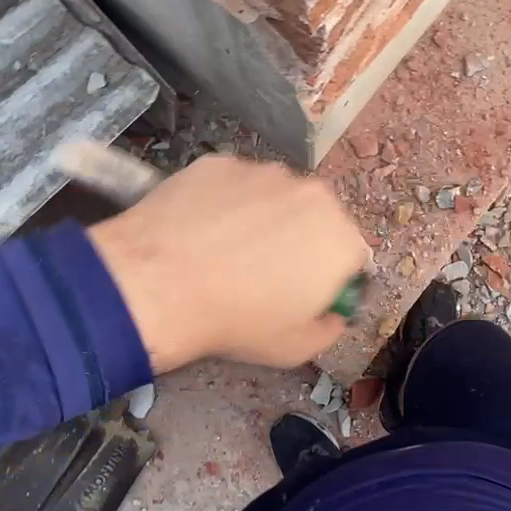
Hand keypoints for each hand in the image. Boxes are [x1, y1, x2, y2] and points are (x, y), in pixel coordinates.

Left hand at [86, 155, 368, 372]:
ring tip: (226, 250)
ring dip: (266, 218)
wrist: (157, 285)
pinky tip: (201, 231)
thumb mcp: (296, 348)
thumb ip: (330, 328)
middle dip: (302, 242)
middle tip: (265, 273)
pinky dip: (226, 203)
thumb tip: (331, 314)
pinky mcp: (222, 162)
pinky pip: (234, 185)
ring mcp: (265, 172)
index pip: (353, 258)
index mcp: (342, 239)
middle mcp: (314, 195)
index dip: (331, 280)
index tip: (305, 295)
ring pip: (277, 197)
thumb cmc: (236, 321)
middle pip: (318, 220)